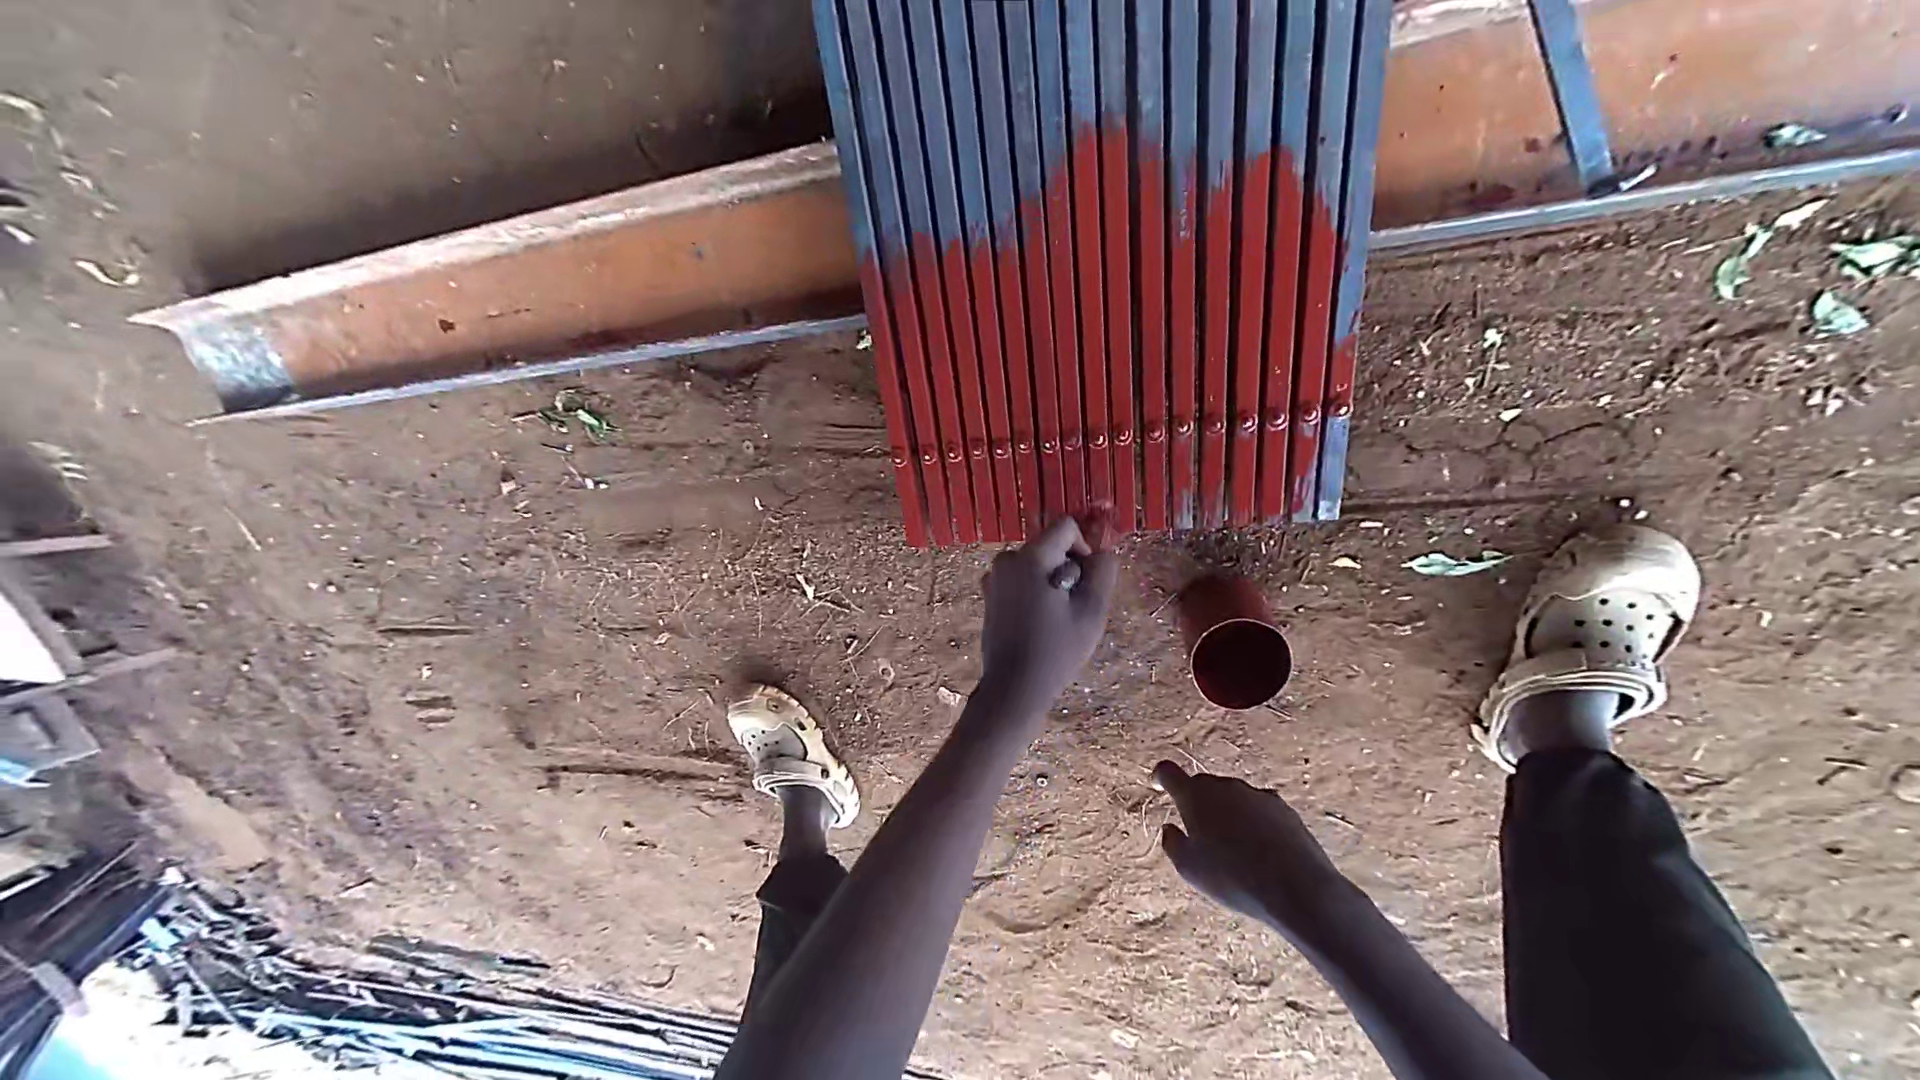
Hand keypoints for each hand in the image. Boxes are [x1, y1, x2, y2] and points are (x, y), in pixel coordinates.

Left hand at [978, 510, 1119, 711]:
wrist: (1014, 686)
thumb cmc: (1056, 649)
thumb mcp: (1092, 610)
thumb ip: (1103, 572)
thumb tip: (1103, 552)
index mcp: (1030, 557)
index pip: (1066, 528)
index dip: (1084, 549)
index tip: (1086, 581)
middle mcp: (1007, 559)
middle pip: (1050, 546)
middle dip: (1067, 568)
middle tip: (1072, 606)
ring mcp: (994, 577)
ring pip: (1036, 563)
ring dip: (1050, 581)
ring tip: (1055, 617)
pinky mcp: (989, 595)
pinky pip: (1021, 579)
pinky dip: (1033, 591)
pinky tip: (1037, 622)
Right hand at [1154, 761, 1355, 939]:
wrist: (1298, 889)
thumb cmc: (1233, 878)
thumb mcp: (1189, 868)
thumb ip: (1172, 843)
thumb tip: (1170, 828)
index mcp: (1195, 795)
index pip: (1169, 771)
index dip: (1161, 776)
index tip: (1159, 783)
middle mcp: (1224, 786)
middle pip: (1203, 785)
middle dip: (1198, 802)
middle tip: (1200, 834)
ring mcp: (1256, 794)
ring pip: (1232, 797)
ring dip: (1227, 813)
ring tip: (1234, 850)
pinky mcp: (1283, 808)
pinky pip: (1259, 810)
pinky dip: (1253, 823)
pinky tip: (1261, 851)